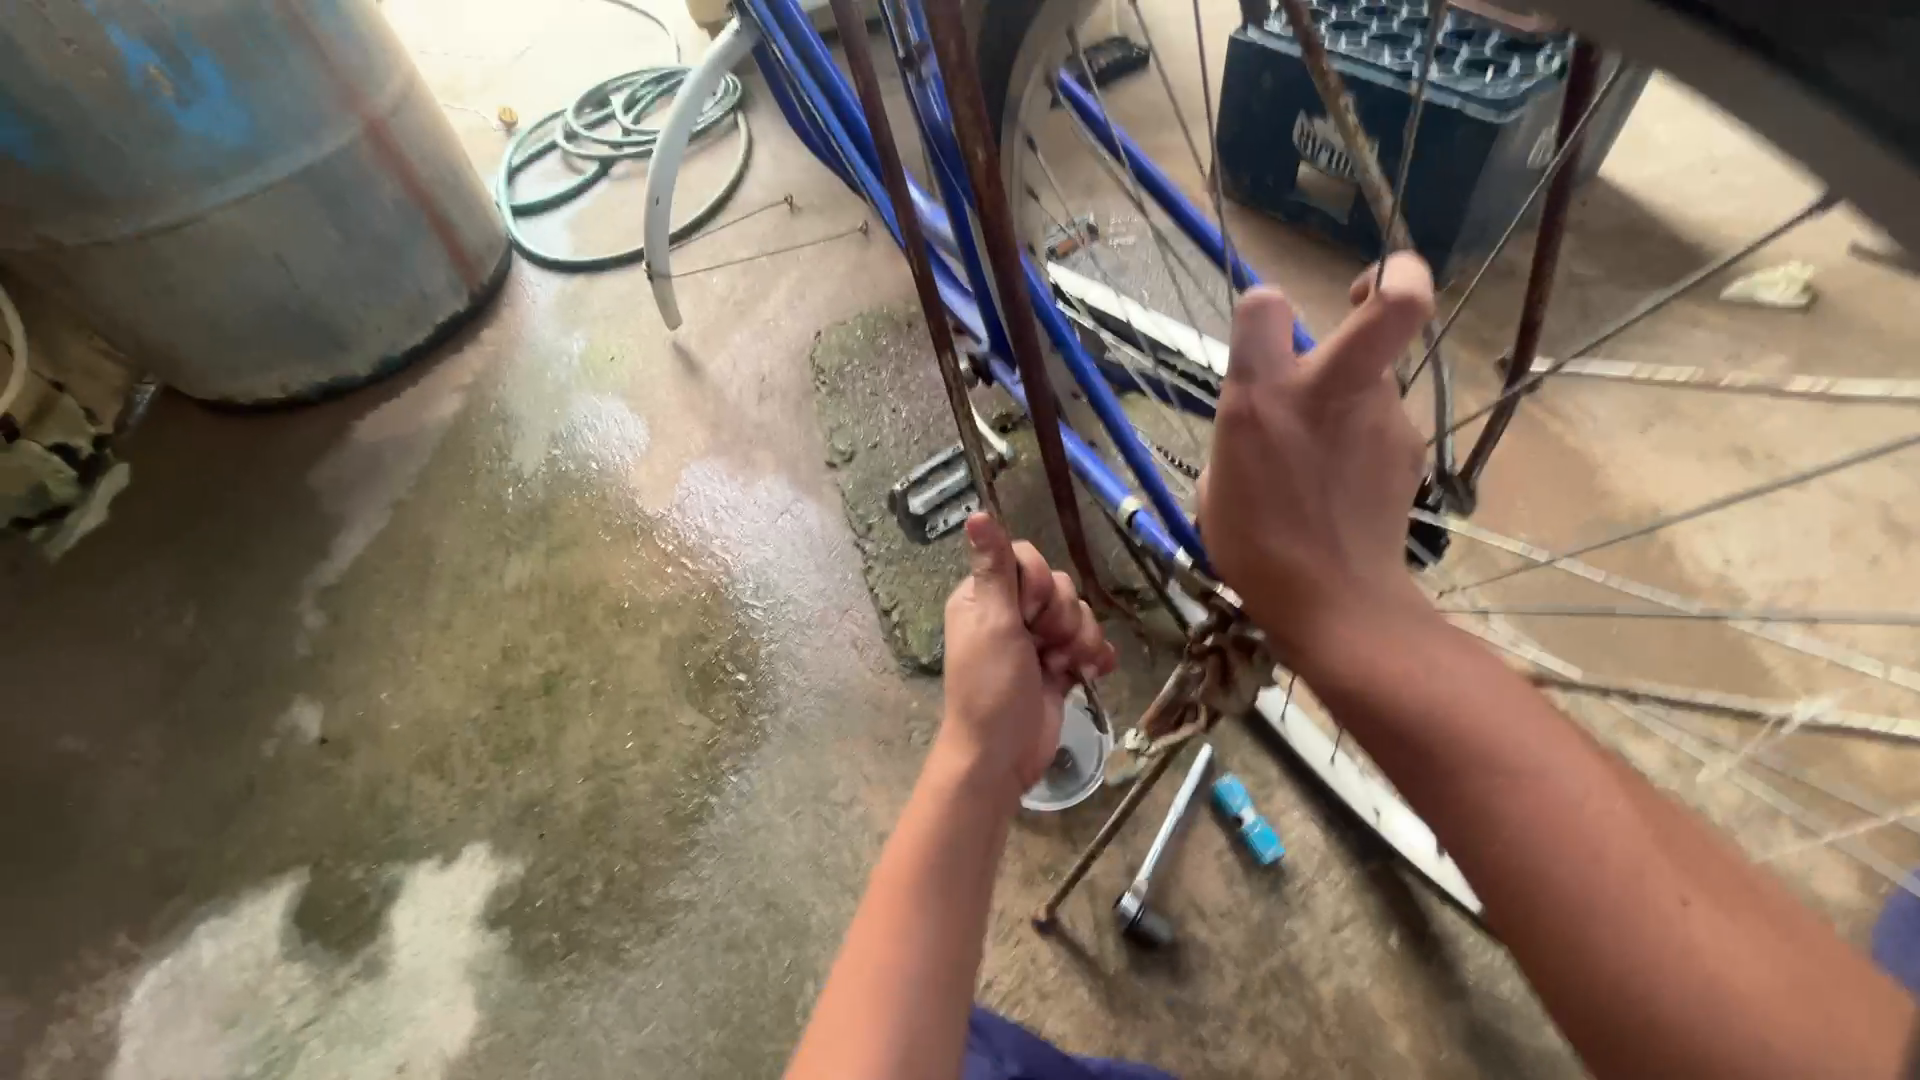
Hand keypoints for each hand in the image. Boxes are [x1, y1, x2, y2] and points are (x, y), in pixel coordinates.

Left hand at [936, 515, 1117, 798]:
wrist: (1003, 756)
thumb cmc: (990, 688)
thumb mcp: (992, 623)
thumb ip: (994, 568)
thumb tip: (977, 513)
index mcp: (984, 596)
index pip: (1026, 558)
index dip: (1039, 583)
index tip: (1027, 614)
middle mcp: (1010, 612)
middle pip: (1060, 585)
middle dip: (1062, 617)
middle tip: (1044, 646)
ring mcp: (1037, 640)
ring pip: (1079, 613)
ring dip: (1079, 640)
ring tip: (1064, 666)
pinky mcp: (1060, 665)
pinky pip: (1090, 642)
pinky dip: (1093, 657)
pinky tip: (1087, 674)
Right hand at [1199, 254, 1435, 662]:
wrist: (1333, 601)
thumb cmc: (1251, 549)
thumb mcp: (1214, 487)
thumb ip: (1239, 435)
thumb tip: (1263, 425)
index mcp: (1260, 397)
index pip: (1264, 305)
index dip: (1262, 309)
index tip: (1262, 330)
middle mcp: (1327, 389)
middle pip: (1395, 300)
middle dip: (1397, 277)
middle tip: (1374, 286)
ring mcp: (1380, 415)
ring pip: (1375, 371)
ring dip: (1353, 390)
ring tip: (1327, 453)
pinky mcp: (1408, 445)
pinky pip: (1381, 419)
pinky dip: (1363, 436)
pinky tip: (1347, 483)